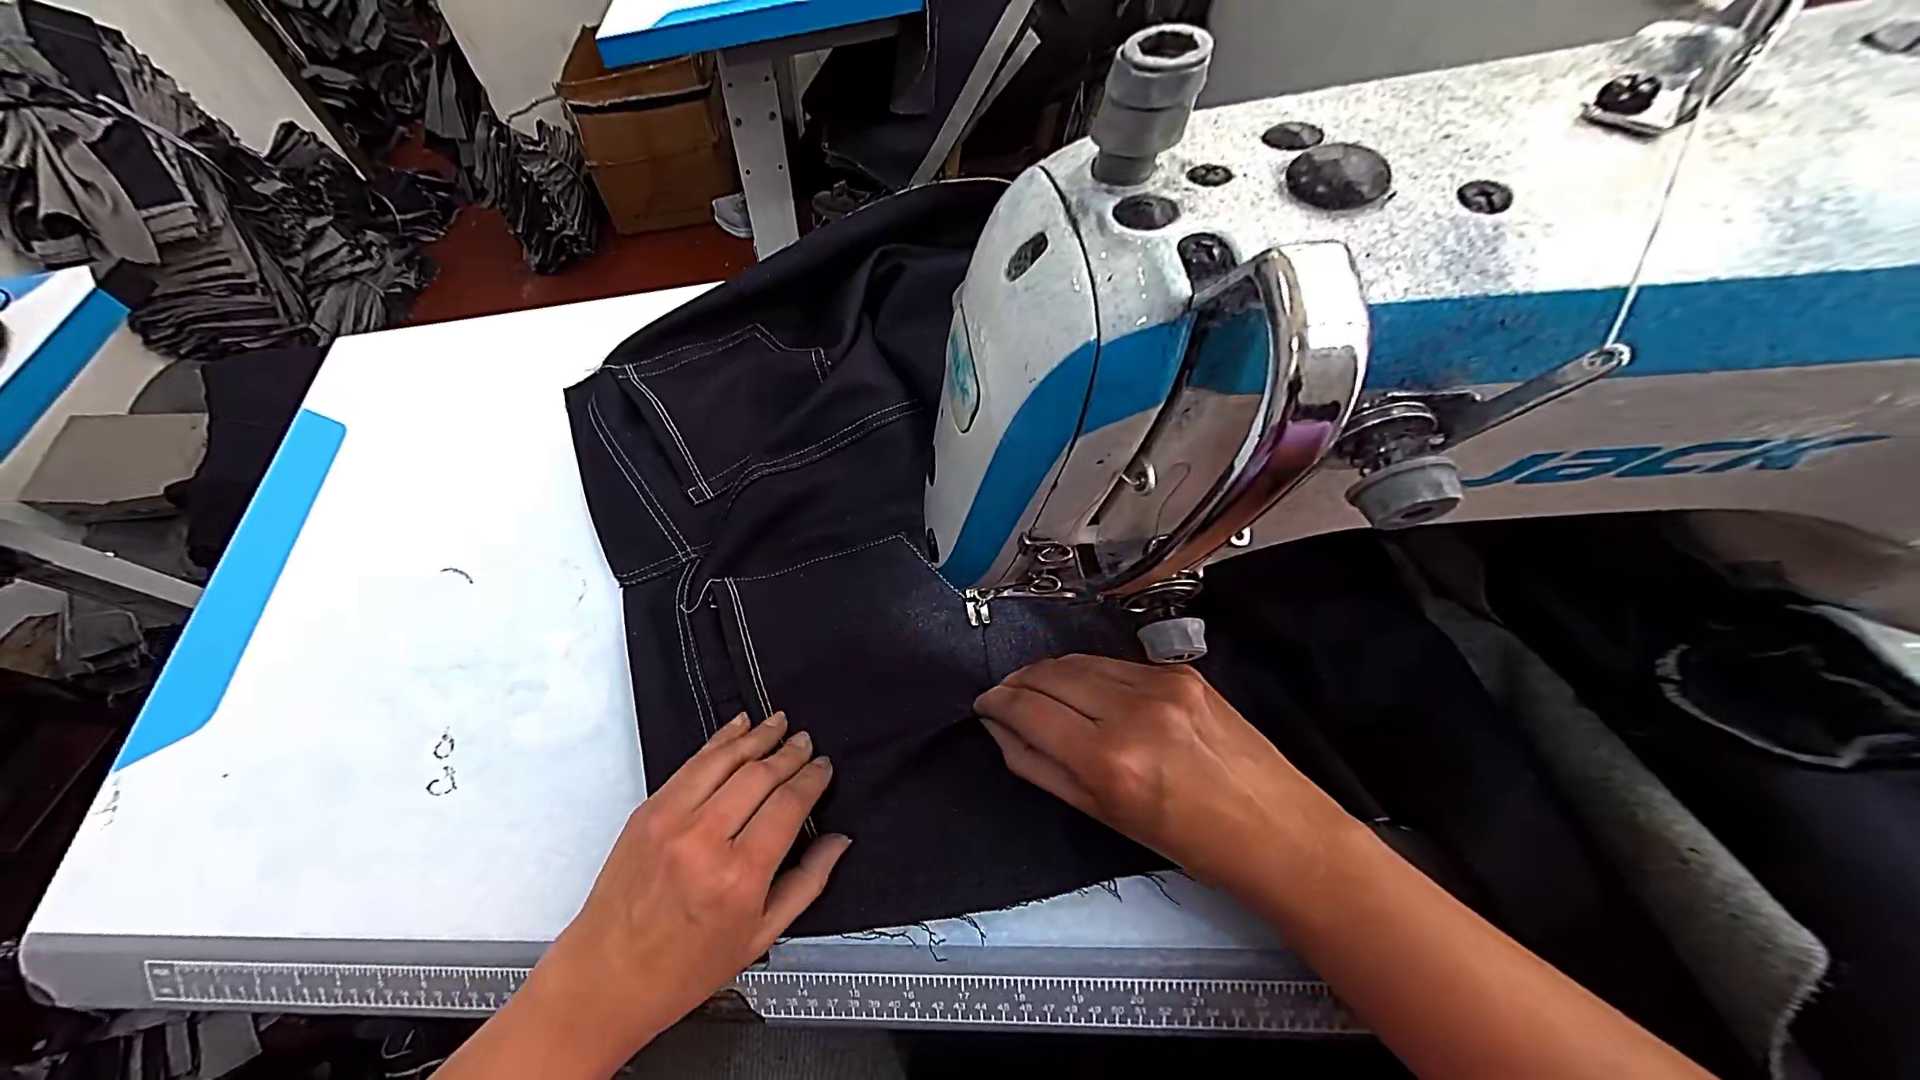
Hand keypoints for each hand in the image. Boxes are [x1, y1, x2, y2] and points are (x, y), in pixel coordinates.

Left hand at [500, 712, 849, 1073]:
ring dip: (758, 736)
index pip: (788, 804)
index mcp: (738, 877)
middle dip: (790, 753)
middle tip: (806, 742)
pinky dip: (720, 741)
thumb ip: (808, 883)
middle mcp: (704, 842)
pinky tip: (739, 727)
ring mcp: (670, 822)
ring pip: (726, 759)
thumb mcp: (760, 936)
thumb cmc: (682, 969)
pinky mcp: (647, 812)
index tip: (824, 767)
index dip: (813, 778)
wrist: (603, 981)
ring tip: (780, 722)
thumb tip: (839, 841)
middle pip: (761, 775)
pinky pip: (692, 764)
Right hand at [975, 655, 1355, 890]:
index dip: (997, 702)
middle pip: (1050, 674)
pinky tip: (1085, 689)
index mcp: (1110, 760)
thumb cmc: (1191, 842)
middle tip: (1004, 696)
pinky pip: (1116, 663)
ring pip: (1080, 660)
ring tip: (1036, 690)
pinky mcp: (1182, 672)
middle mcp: (1134, 711)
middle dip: (1018, 682)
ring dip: (1049, 673)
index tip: (984, 704)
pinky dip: (1089, 672)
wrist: (1277, 830)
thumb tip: (1001, 731)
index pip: (1029, 710)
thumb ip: (1040, 768)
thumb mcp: (1103, 816)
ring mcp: (1162, 684)